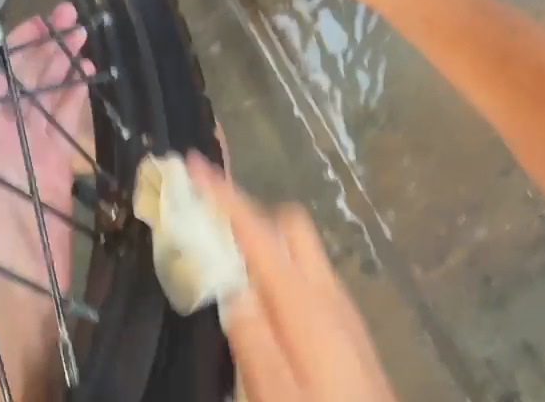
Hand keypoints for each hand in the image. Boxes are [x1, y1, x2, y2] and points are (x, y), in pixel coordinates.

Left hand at [0, 3, 93, 398]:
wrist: (16, 296)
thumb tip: (5, 79)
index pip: (1, 73)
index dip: (24, 43)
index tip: (47, 17)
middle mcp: (0, 133)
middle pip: (28, 79)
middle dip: (49, 47)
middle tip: (76, 19)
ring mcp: (31, 149)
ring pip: (50, 95)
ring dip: (66, 66)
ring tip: (86, 38)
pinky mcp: (58, 167)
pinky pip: (67, 121)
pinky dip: (77, 96)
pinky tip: (88, 73)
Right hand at [188, 155, 398, 401]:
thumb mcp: (276, 393)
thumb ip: (251, 337)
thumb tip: (228, 285)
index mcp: (305, 302)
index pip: (258, 230)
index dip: (224, 194)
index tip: (195, 165)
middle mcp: (328, 293)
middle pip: (289, 224)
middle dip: (250, 213)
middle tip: (211, 225)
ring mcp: (344, 310)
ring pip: (301, 248)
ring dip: (265, 240)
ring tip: (228, 259)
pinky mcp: (350, 329)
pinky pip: (310, 274)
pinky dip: (280, 267)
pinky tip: (264, 300)